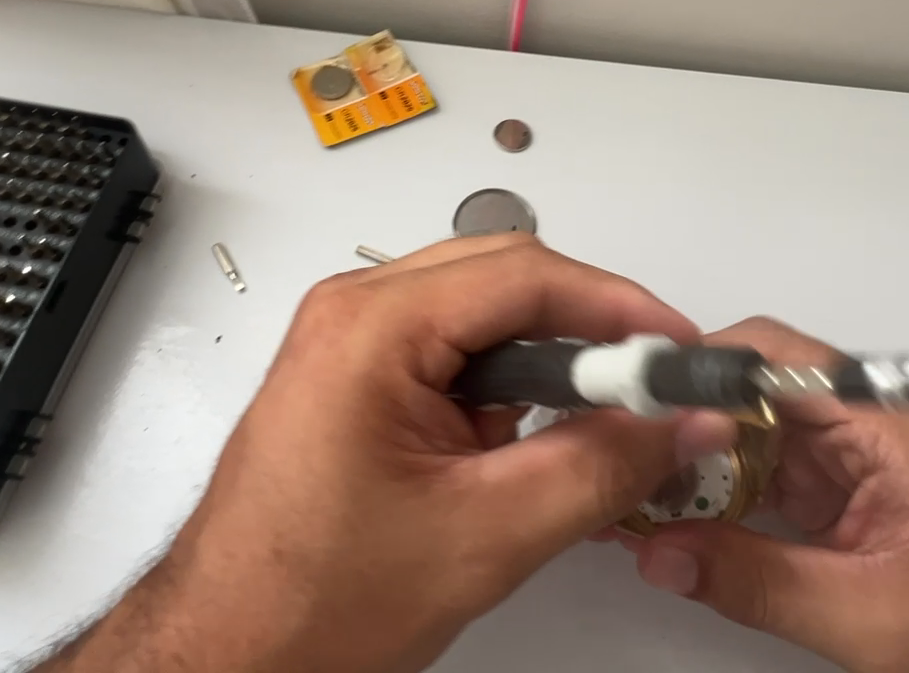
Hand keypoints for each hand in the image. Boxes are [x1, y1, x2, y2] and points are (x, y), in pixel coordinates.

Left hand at [44, 236, 734, 672]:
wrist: (222, 653)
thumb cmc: (322, 602)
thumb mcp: (485, 536)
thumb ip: (599, 468)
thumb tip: (686, 422)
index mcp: (374, 326)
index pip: (525, 275)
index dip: (615, 304)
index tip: (677, 347)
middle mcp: (359, 307)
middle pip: (506, 274)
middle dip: (586, 323)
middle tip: (648, 379)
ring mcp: (355, 332)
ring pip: (486, 305)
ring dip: (548, 350)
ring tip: (597, 411)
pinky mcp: (362, 365)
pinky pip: (458, 339)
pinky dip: (510, 373)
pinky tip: (529, 427)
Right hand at [623, 318, 908, 672]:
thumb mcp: (870, 617)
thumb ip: (759, 582)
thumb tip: (653, 551)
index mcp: (873, 416)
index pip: (772, 355)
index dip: (700, 367)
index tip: (635, 402)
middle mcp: (846, 418)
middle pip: (744, 387)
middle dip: (679, 415)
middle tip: (613, 448)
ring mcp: (831, 455)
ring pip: (738, 429)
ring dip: (684, 456)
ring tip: (622, 482)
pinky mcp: (819, 491)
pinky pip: (749, 474)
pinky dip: (706, 493)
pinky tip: (663, 515)